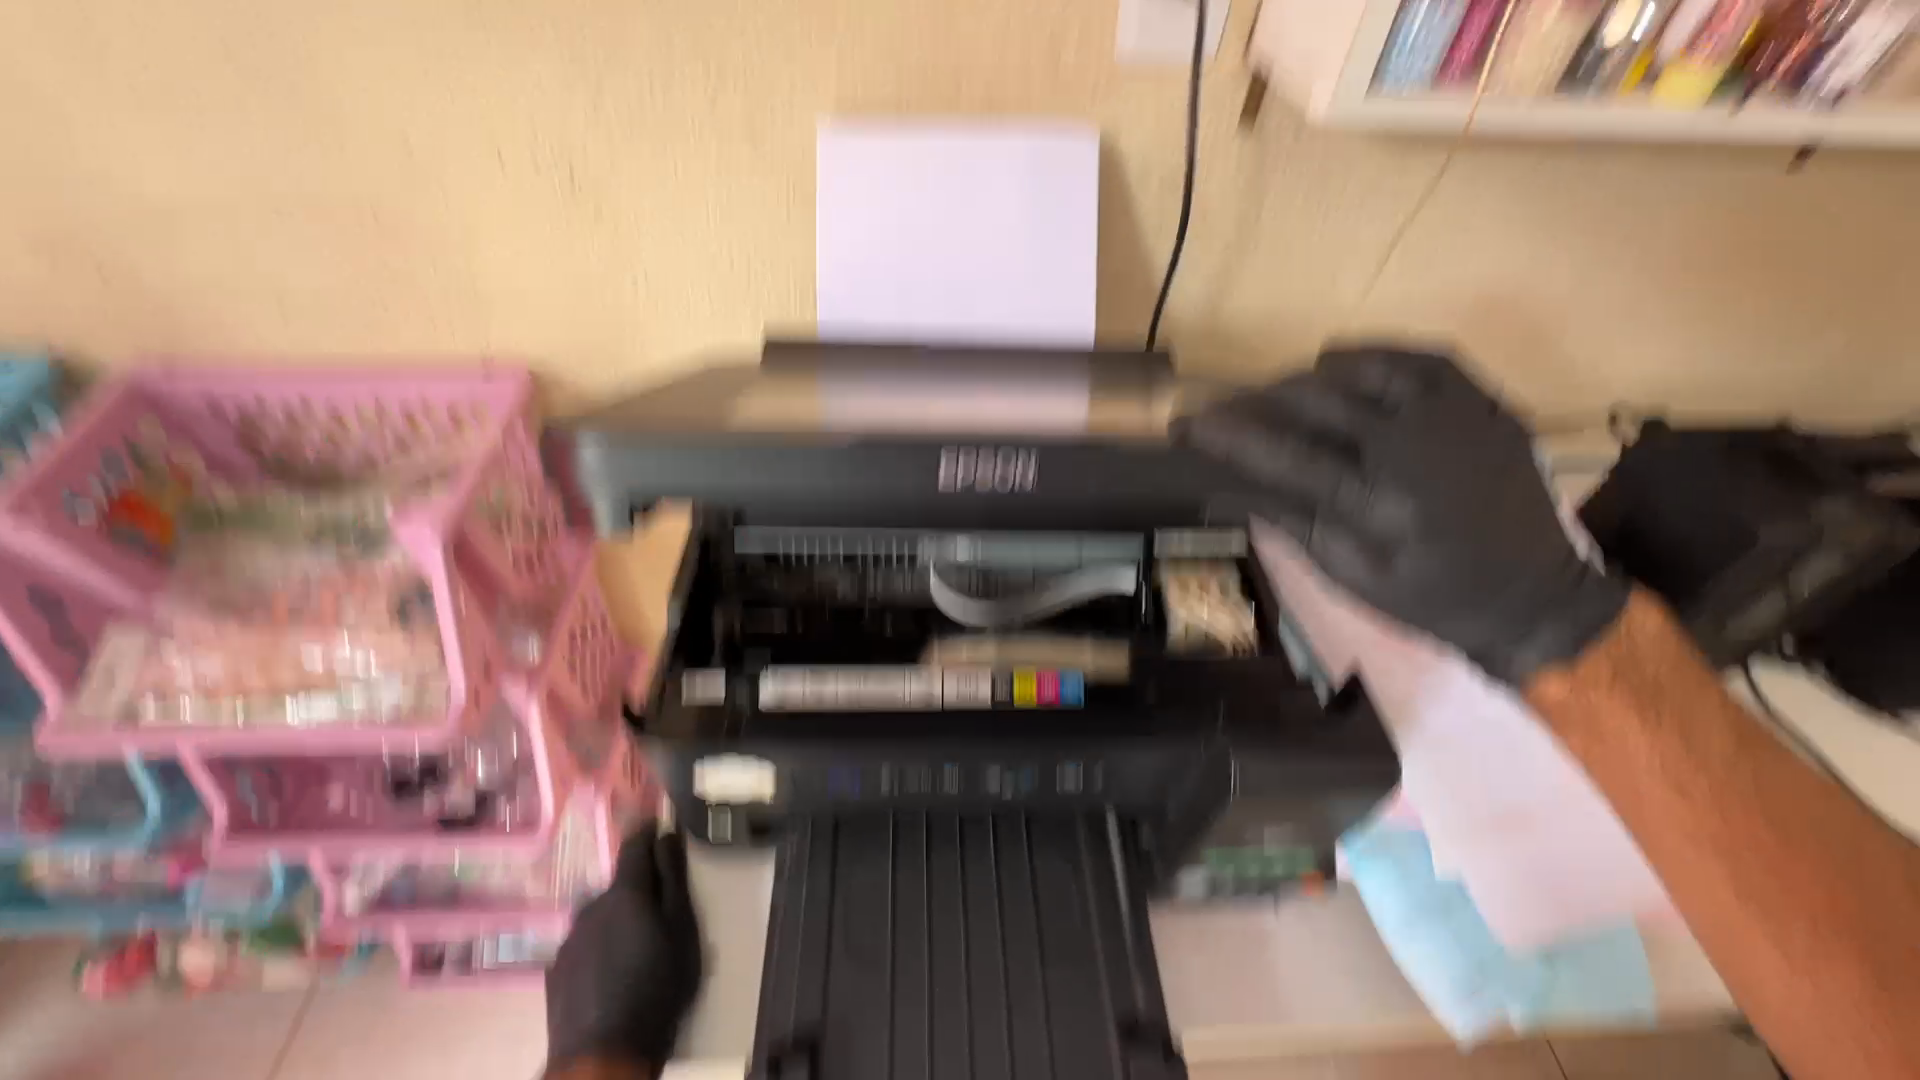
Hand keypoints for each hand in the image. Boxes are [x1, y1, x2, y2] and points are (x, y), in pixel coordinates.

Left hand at [546, 824, 702, 1075]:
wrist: (604, 1054)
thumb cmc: (658, 987)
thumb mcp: (683, 930)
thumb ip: (674, 880)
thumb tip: (668, 835)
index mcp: (626, 892)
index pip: (636, 843)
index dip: (651, 831)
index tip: (663, 825)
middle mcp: (592, 905)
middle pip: (621, 884)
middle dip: (641, 888)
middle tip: (663, 913)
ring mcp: (569, 938)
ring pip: (602, 915)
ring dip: (620, 920)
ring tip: (639, 950)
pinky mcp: (556, 968)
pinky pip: (586, 944)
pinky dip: (602, 947)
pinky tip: (614, 973)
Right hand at [1174, 344, 1626, 685]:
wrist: (1535, 597)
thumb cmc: (1431, 599)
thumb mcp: (1350, 577)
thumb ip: (1289, 525)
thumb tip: (1222, 494)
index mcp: (1376, 504)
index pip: (1282, 455)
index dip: (1227, 436)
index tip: (1184, 424)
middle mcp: (1412, 448)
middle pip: (1314, 402)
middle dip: (1255, 401)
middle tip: (1223, 408)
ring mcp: (1454, 418)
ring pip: (1363, 369)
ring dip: (1309, 375)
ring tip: (1282, 391)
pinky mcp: (1484, 405)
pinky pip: (1422, 356)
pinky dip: (1375, 354)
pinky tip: (1345, 364)